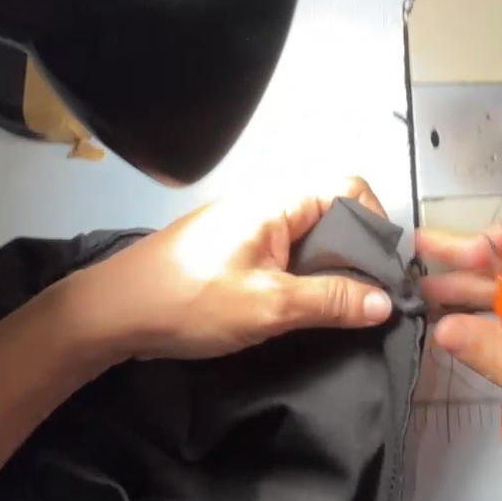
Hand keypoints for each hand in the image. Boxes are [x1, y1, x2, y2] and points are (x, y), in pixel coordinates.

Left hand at [63, 178, 396, 360]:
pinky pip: (287, 248)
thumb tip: (386, 301)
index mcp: (279, 200)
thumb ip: (330, 300)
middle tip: (370, 296)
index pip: (349, 189)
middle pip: (333, 210)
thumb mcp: (269, 307)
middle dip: (357, 250)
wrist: (114, 311)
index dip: (376, 223)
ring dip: (330, 265)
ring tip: (342, 306)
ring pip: (310, 233)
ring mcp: (250, 222)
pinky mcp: (237, 244)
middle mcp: (269, 201)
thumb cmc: (193, 300)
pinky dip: (305, 272)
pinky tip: (305, 304)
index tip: (386, 271)